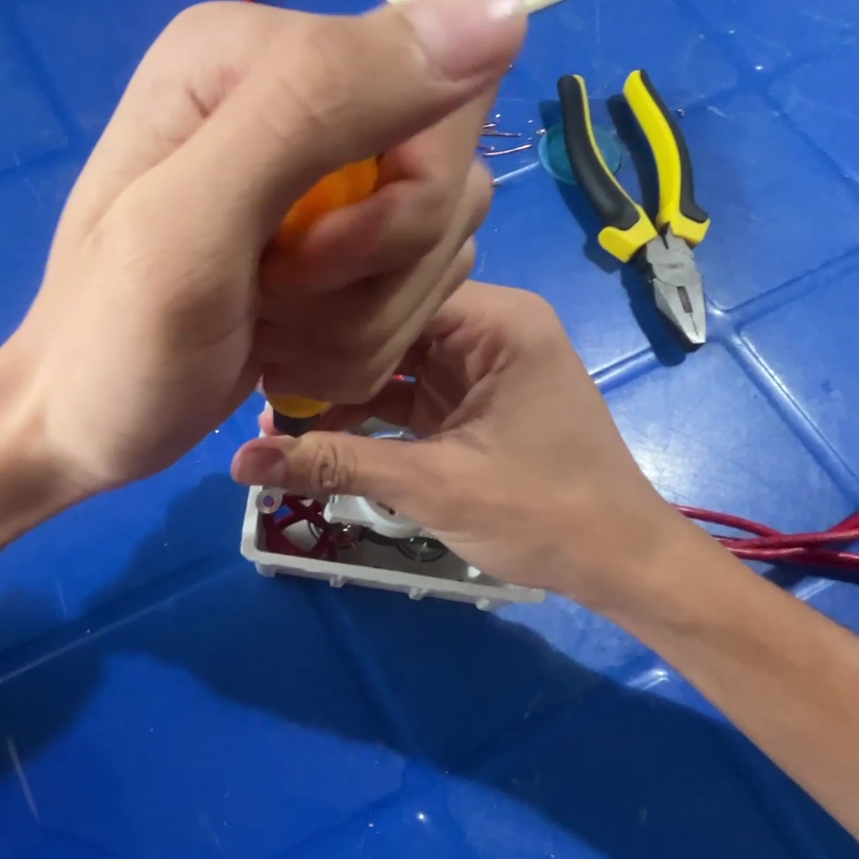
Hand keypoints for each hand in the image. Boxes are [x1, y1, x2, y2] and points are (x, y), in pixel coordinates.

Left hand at [0, 0, 526, 492]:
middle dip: (371, 278)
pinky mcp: (339, 250)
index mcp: (253, 57)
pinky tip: (287, 353)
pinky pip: (418, 292)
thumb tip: (501, 7)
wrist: (87, 429)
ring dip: (361, 323)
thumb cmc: (114, 343)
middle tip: (272, 307)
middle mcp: (299, 100)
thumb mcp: (194, 226)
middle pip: (446, 178)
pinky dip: (359, 346)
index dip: (393, 208)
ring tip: (270, 337)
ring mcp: (324, 181)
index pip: (434, 92)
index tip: (292, 269)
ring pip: (441, 248)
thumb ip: (320, 104)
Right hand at [229, 281, 709, 605]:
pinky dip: (369, 416)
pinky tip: (318, 434)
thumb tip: (240, 463)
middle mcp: (489, 329)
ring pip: (394, 365)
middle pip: (389, 328)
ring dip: (342, 393)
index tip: (261, 348)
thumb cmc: (541, 513)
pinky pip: (408, 395)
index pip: (391, 294)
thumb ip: (336, 465)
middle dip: (326, 362)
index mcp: (496, 322)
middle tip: (257, 386)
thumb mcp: (432, 486)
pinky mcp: (473, 404)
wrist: (618, 564)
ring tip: (274, 418)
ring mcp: (481, 367)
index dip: (324, 319)